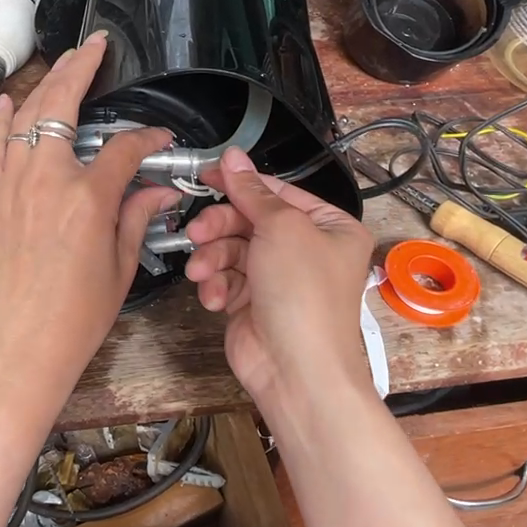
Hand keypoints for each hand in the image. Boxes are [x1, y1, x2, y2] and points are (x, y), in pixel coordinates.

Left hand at [0, 31, 177, 388]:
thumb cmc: (74, 316)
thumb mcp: (121, 267)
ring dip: (45, 82)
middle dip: (82, 67)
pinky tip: (7, 99)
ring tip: (64, 61)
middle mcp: (46, 180)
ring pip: (25, 116)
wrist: (22, 346)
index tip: (159, 138)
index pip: (124, 148)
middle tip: (96, 45)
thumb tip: (153, 191)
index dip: (147, 138)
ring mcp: (13, 185)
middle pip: (62, 104)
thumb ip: (136, 218)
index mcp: (87, 197)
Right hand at [184, 148, 375, 411]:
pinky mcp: (253, 303)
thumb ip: (251, 191)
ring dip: (212, 259)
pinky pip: (226, 280)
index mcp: (329, 227)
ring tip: (201, 273)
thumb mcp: (280, 228)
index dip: (240, 183)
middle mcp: (306, 249)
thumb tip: (233, 155)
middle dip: (219, 228)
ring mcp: (278, 278)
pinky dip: (216, 286)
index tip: (206, 174)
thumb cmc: (302, 294)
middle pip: (248, 221)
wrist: (297, 371)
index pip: (278, 193)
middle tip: (197, 233)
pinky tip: (214, 298)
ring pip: (231, 250)